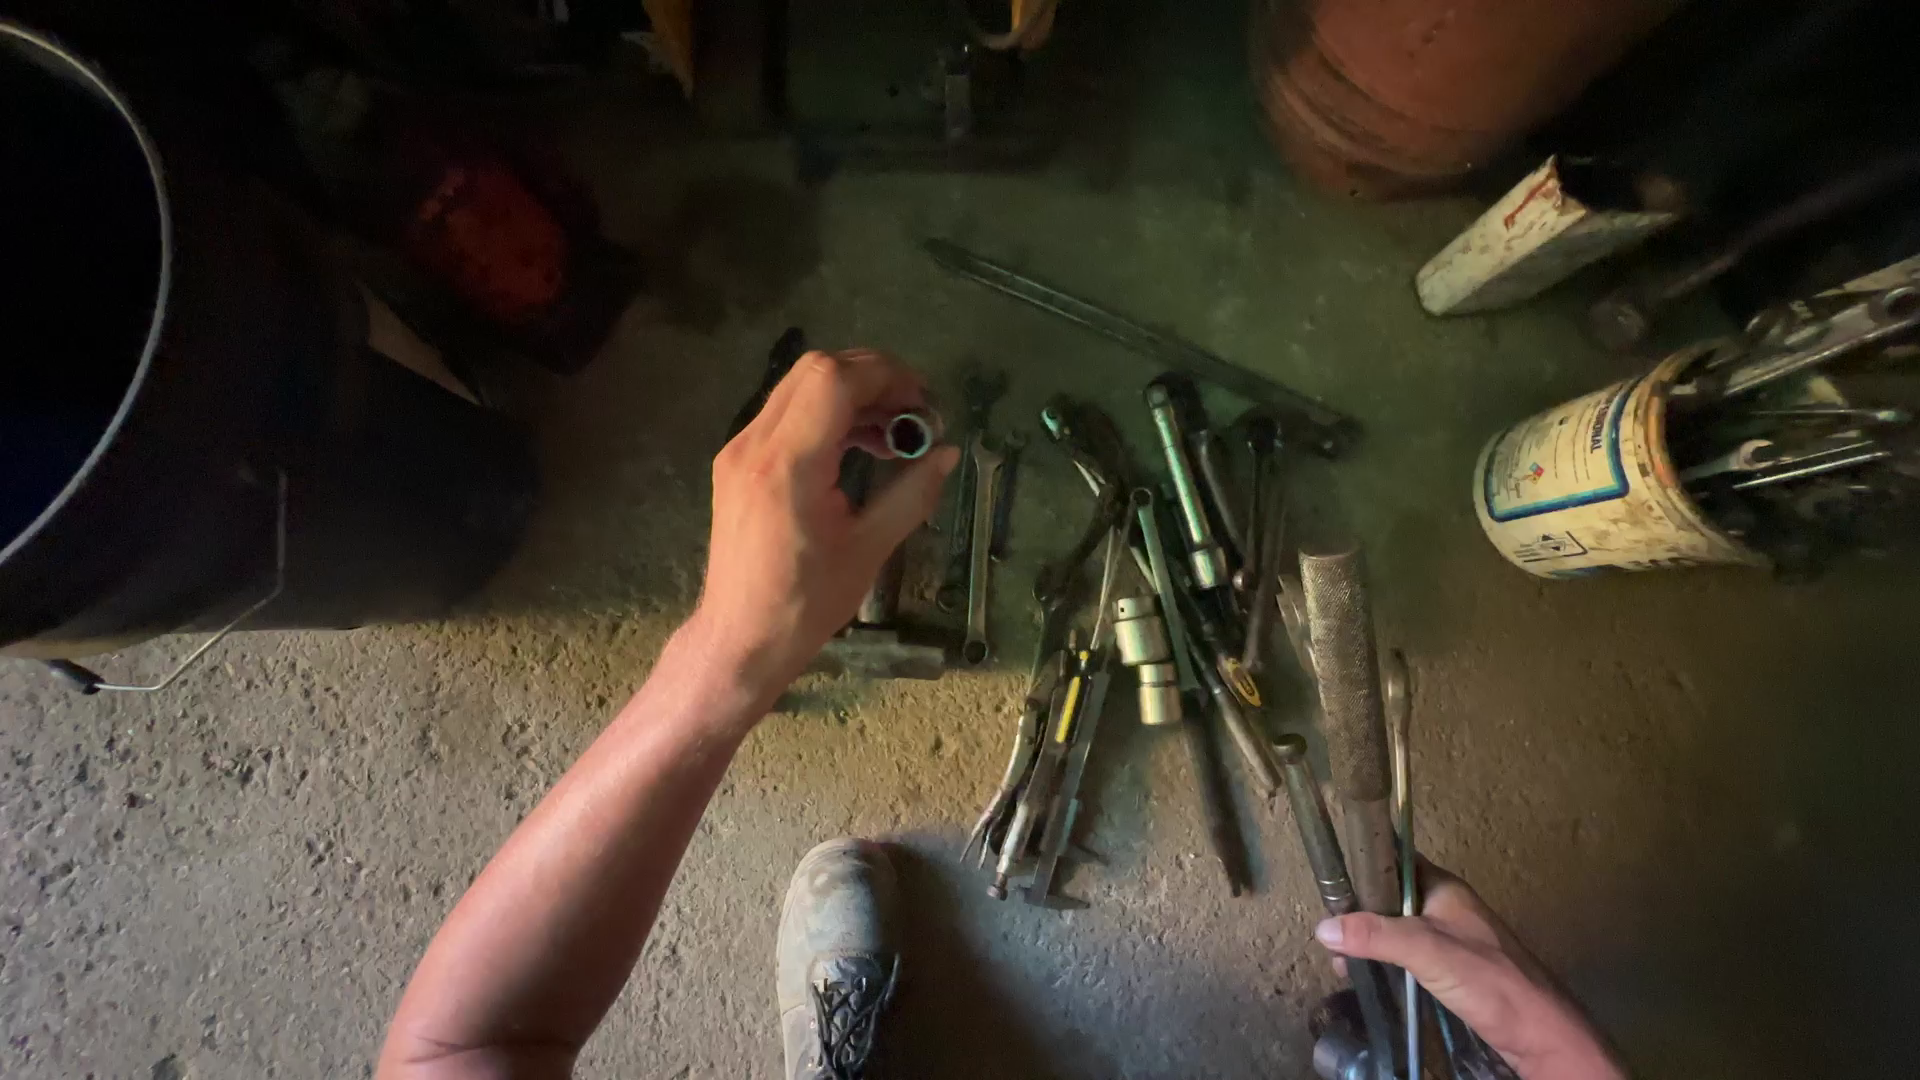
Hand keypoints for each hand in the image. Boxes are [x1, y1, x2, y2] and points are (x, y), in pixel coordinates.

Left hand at [693, 349, 958, 700]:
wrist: (740, 638)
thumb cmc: (805, 605)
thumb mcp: (869, 551)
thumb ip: (911, 495)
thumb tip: (947, 454)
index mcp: (788, 466)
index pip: (834, 381)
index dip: (886, 376)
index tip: (923, 404)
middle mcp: (755, 444)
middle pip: (816, 370)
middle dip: (873, 378)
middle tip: (914, 412)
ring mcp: (739, 449)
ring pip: (799, 386)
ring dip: (852, 394)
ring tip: (894, 432)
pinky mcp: (738, 461)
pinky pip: (787, 413)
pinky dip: (828, 413)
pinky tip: (860, 445)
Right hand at [1315, 865, 1626, 1079]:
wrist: (1546, 1040)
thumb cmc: (1491, 980)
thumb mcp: (1427, 951)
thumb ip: (1375, 935)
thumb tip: (1322, 927)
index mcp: (1442, 887)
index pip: (1393, 857)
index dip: (1362, 861)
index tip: (1330, 876)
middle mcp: (1443, 906)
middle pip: (1388, 894)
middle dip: (1357, 911)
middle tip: (1331, 931)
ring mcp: (1449, 938)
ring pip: (1394, 926)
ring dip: (1367, 940)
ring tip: (1343, 960)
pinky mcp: (1450, 968)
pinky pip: (1405, 952)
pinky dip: (1383, 959)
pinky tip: (1367, 974)